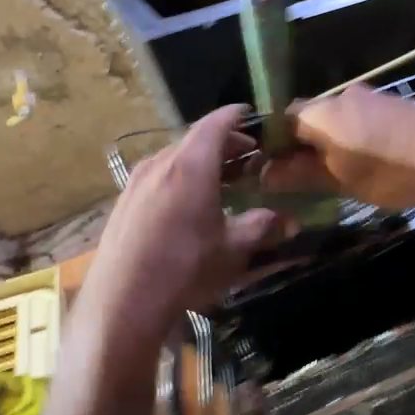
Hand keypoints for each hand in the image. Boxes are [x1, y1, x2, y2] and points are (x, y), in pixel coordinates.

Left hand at [79, 105, 279, 333]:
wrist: (124, 300)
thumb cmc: (185, 267)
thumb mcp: (233, 249)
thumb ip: (262, 227)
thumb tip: (290, 221)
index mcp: (191, 165)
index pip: (216, 124)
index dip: (236, 116)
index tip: (251, 114)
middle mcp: (161, 163)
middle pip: (195, 139)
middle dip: (224, 143)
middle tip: (248, 155)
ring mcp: (137, 181)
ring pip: (175, 157)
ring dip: (201, 161)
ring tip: (222, 178)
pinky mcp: (124, 201)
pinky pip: (159, 175)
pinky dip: (181, 176)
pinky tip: (190, 201)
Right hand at [280, 85, 414, 209]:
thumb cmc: (391, 172)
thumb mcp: (341, 181)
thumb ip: (301, 174)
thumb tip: (264, 174)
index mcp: (320, 113)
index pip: (278, 120)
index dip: (271, 145)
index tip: (271, 170)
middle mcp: (340, 95)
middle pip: (307, 116)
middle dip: (300, 144)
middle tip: (302, 176)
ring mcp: (369, 96)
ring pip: (334, 117)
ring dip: (328, 140)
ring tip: (335, 171)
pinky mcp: (391, 103)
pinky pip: (358, 117)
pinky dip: (351, 136)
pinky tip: (363, 158)